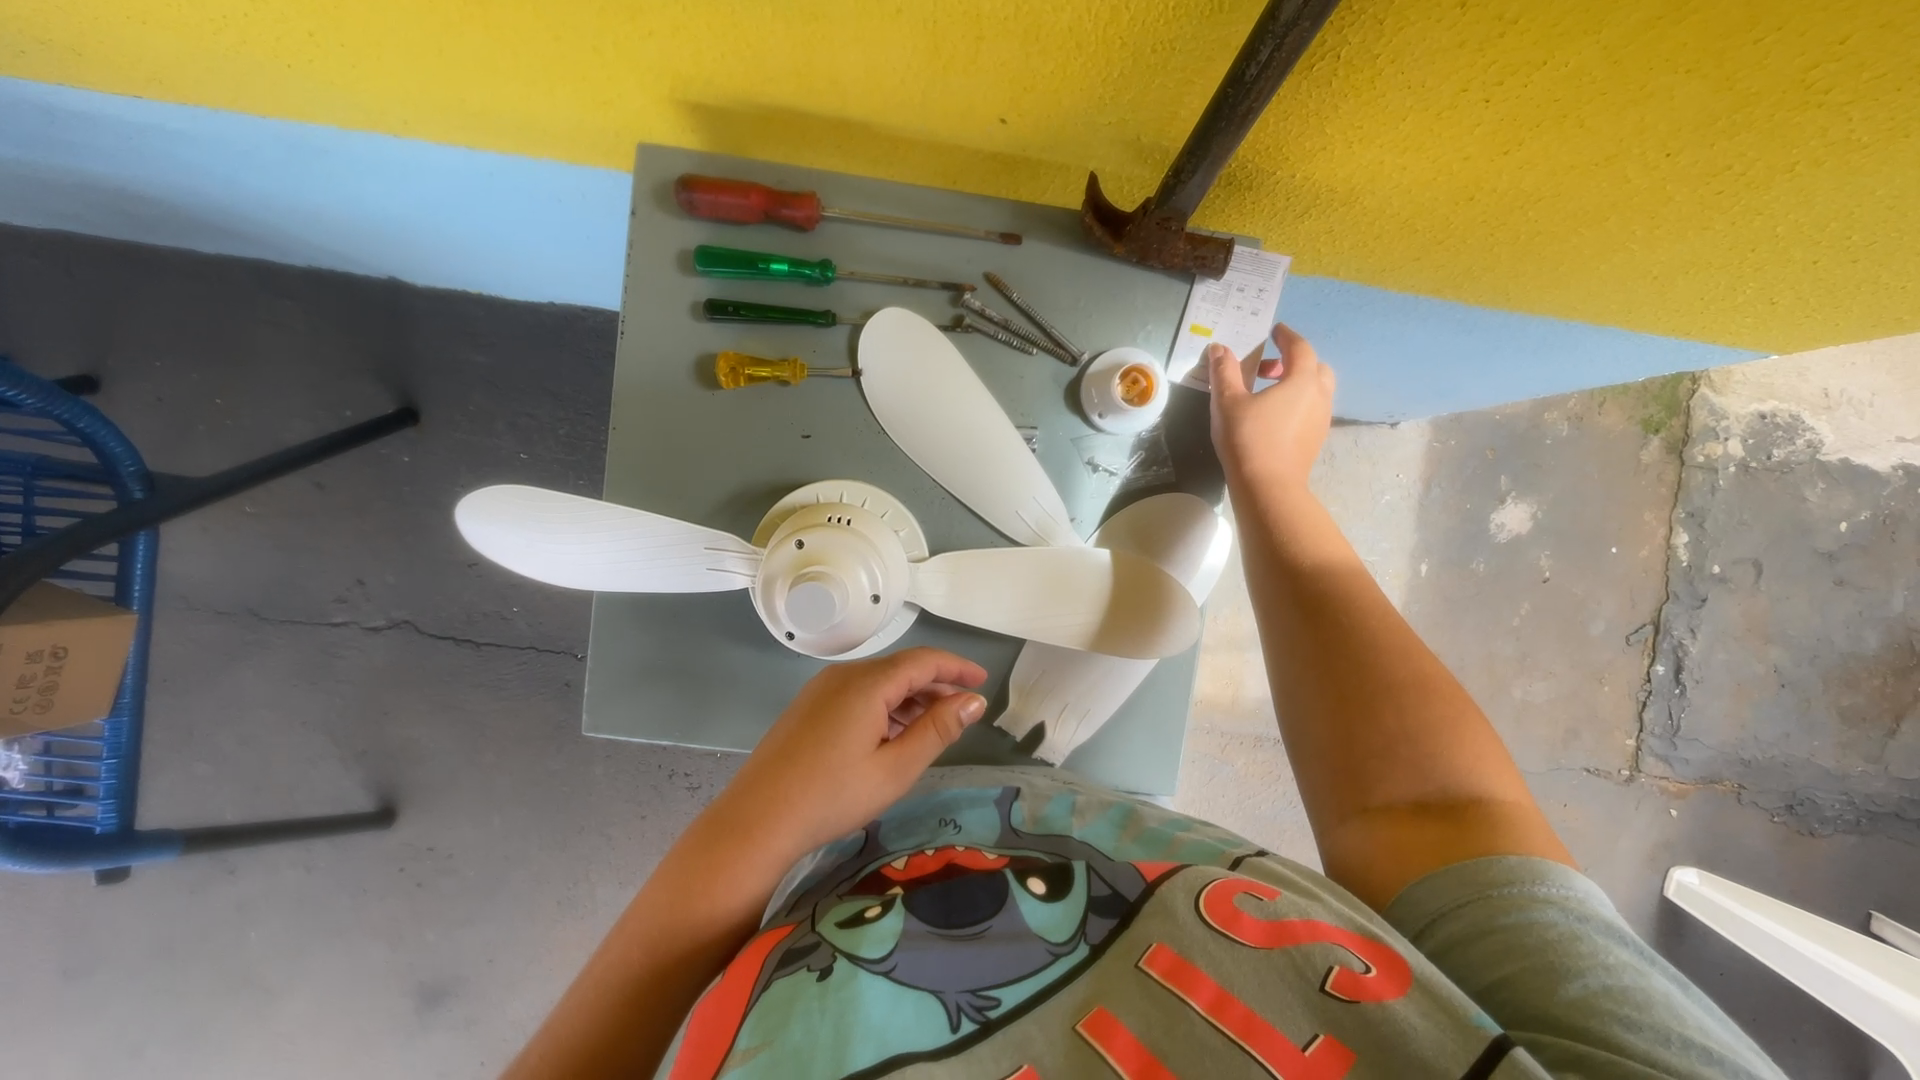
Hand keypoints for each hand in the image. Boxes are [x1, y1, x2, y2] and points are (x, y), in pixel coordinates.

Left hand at [707, 647, 988, 860]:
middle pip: (901, 668)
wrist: (757, 820)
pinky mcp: (808, 708)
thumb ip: (938, 730)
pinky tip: (894, 736)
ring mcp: (821, 690)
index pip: (924, 660)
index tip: (984, 681)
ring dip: (911, 698)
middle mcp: (843, 676)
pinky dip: (885, 707)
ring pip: (878, 682)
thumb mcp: (896, 768)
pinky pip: (858, 695)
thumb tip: (973, 701)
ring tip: (935, 727)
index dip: (957, 668)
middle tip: (965, 710)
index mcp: (867, 683)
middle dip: (936, 685)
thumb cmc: (833, 796)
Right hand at [1206, 323, 1336, 495]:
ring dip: (1296, 382)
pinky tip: (1274, 416)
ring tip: (1267, 392)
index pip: (1300, 347)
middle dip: (1293, 361)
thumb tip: (1219, 348)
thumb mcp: (1227, 402)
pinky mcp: (1316, 438)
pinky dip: (1298, 401)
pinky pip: (1312, 408)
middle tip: (1267, 367)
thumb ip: (1224, 371)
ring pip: (1316, 389)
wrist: (1268, 487)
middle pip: (1315, 367)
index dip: (1287, 336)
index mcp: (1301, 380)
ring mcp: (1321, 419)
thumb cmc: (1248, 439)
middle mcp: (1319, 395)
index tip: (1274, 330)